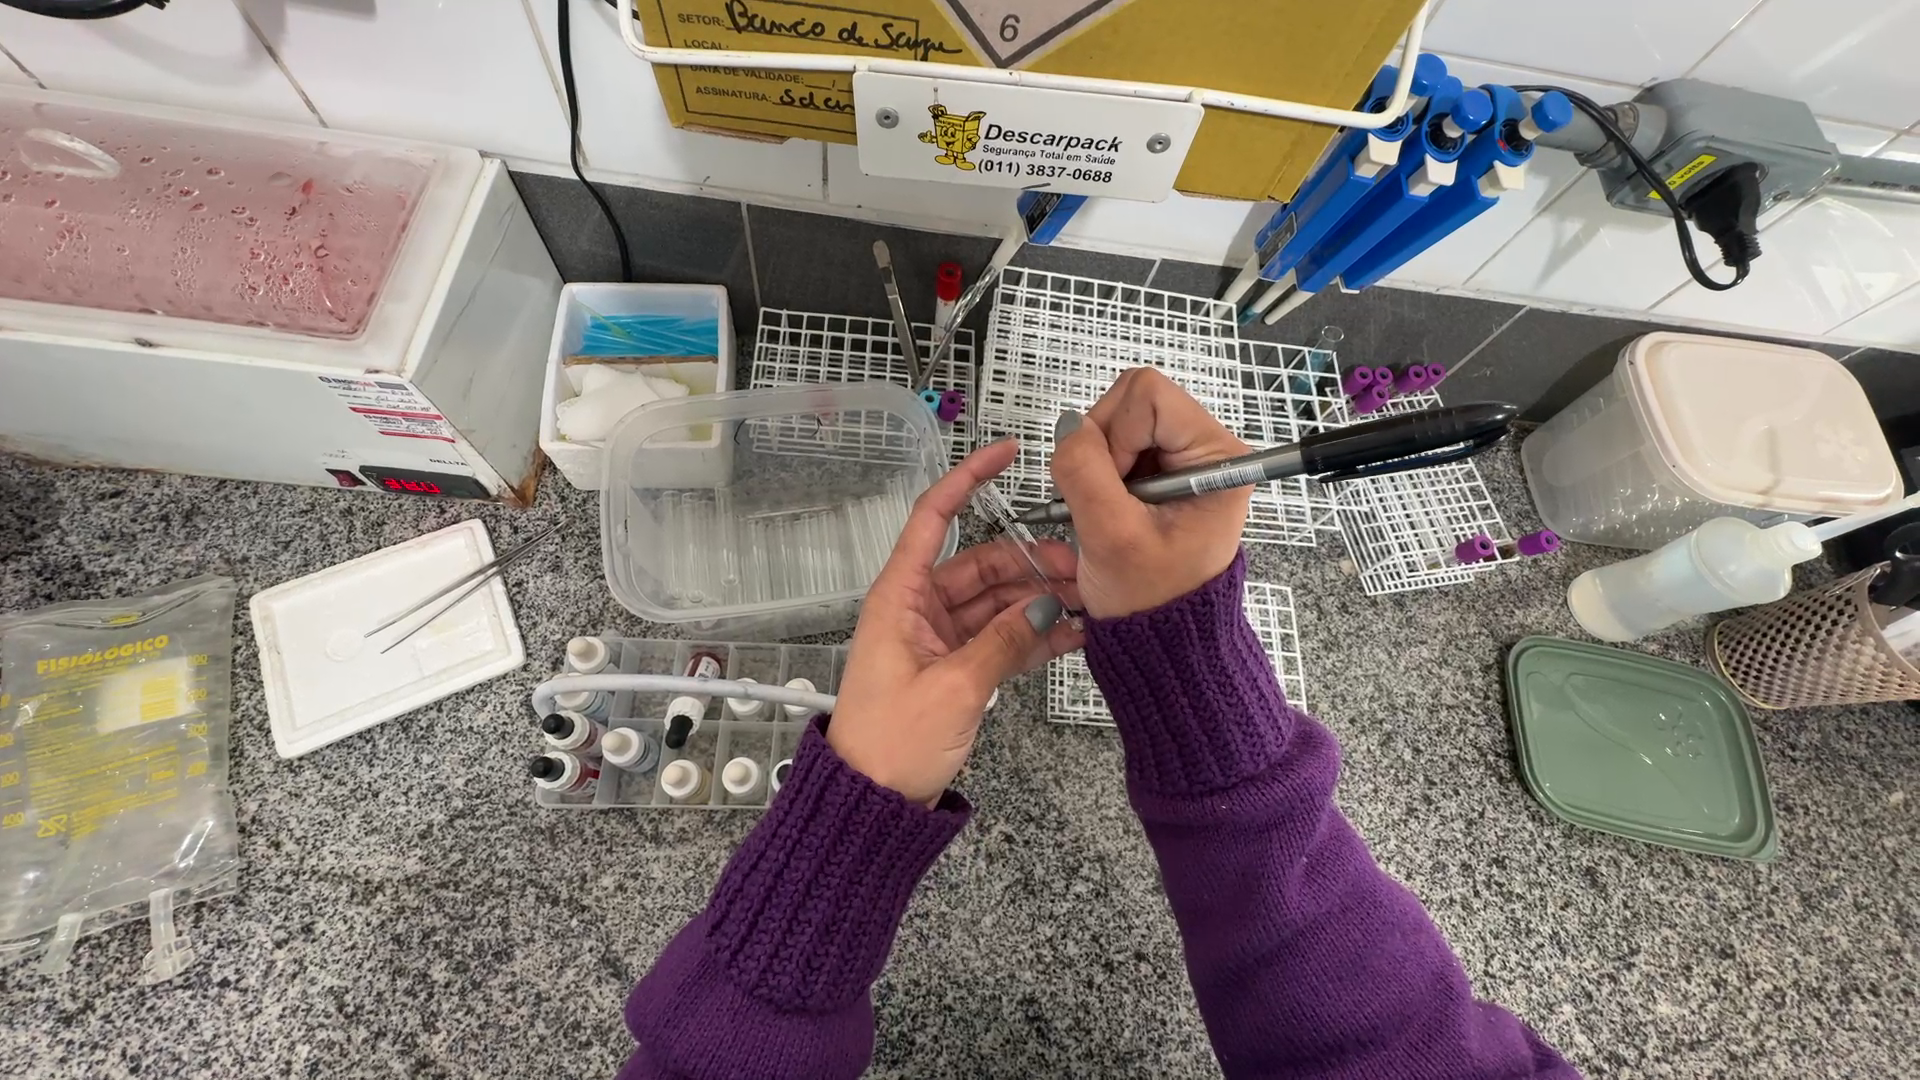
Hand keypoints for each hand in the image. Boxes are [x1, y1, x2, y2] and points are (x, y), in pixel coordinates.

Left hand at [828, 440, 1084, 804]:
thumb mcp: (954, 687)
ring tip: (1087, 603)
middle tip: (1081, 570)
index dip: (968, 480)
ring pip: (997, 602)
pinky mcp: (956, 666)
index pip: (933, 518)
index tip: (1005, 454)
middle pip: (981, 565)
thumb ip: (1005, 640)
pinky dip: (1031, 636)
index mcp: (901, 596)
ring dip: (1038, 602)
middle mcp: (919, 608)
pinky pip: (999, 637)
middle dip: (1030, 563)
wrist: (871, 803)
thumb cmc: (890, 742)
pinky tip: (1071, 635)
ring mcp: (940, 637)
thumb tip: (1049, 604)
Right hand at [1049, 368, 1250, 617]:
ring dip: (1095, 464)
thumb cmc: (1150, 598)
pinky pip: (1113, 446)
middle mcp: (1205, 449)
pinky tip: (1104, 509)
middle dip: (1102, 448)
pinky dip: (1096, 473)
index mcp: (1217, 457)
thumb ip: (1085, 472)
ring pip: (1116, 422)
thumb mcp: (1112, 536)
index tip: (1112, 486)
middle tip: (1102, 500)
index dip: (1114, 433)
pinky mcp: (1159, 472)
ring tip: (1104, 511)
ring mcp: (1181, 459)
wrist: (1160, 636)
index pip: (1149, 395)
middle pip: (1131, 402)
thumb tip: (1068, 425)